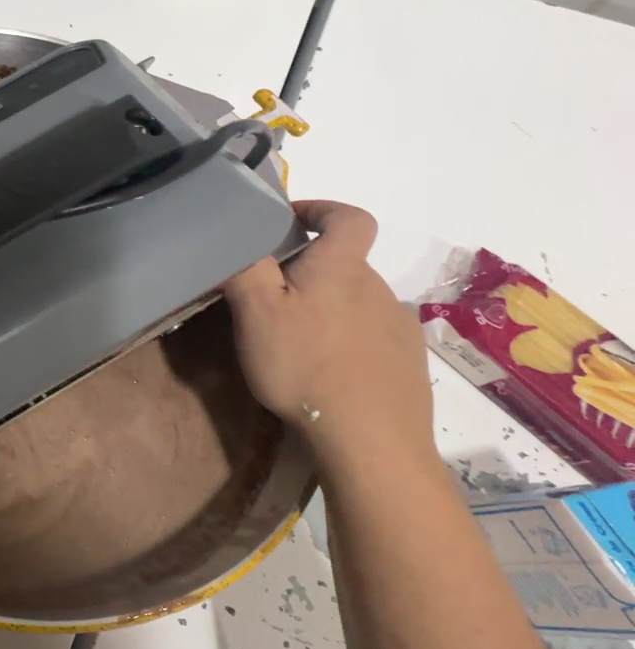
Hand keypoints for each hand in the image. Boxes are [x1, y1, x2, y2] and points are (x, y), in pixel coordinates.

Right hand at [222, 200, 434, 467]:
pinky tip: (324, 366)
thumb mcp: (255, 310)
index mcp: (341, 270)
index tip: (289, 221)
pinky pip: (371, 332)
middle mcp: (377, 289)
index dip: (322, 209)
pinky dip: (345, 337)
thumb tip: (240, 234)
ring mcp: (399, 326)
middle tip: (266, 295)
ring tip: (291, 337)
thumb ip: (247, 265)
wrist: (370, 439)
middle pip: (343, 262)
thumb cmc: (303, 364)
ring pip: (355, 298)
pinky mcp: (407, 361)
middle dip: (307, 269)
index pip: (350, 218)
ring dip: (325, 305)